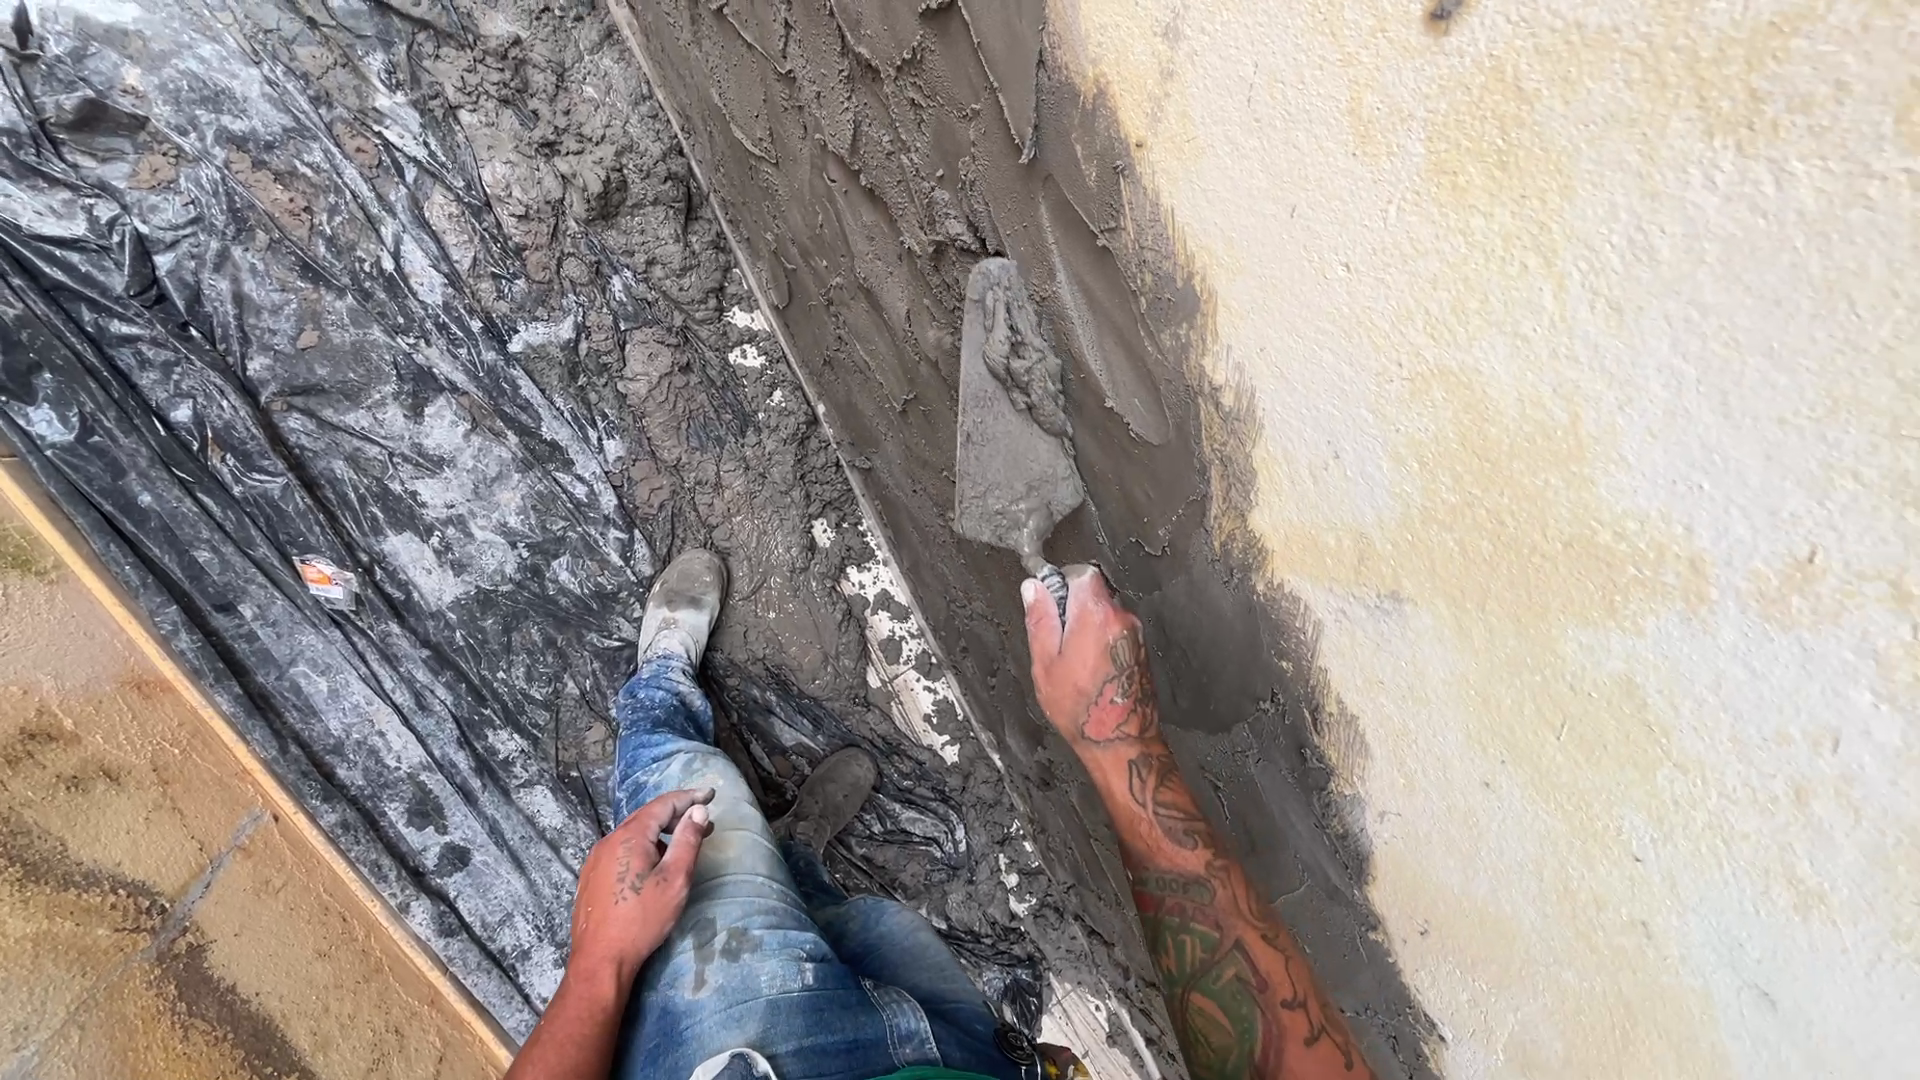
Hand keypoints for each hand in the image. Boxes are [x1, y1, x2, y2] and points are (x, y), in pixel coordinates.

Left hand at [566, 788, 714, 992]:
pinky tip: (655, 863)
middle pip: (647, 815)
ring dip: (660, 831)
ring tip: (683, 842)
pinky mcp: (591, 877)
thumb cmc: (642, 920)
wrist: (599, 962)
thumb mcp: (675, 879)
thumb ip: (688, 840)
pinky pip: (622, 849)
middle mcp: (609, 841)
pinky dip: (644, 845)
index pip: (664, 804)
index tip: (711, 794)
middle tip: (703, 820)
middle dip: (676, 813)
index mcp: (629, 837)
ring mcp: (596, 859)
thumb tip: (698, 810)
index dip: (689, 797)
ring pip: (634, 833)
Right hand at [1022, 564, 1159, 748]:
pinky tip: (1089, 669)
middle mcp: (1122, 618)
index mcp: (1096, 615)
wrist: (1121, 742)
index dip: (1061, 582)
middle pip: (1094, 592)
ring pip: (1104, 612)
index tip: (1048, 601)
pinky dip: (1100, 640)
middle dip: (1072, 607)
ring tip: (1073, 660)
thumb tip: (1034, 588)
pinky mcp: (1140, 649)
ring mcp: (1135, 634)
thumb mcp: (1045, 663)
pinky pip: (1115, 631)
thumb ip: (1040, 619)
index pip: (1081, 573)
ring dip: (1086, 625)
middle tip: (1057, 640)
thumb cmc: (1081, 709)